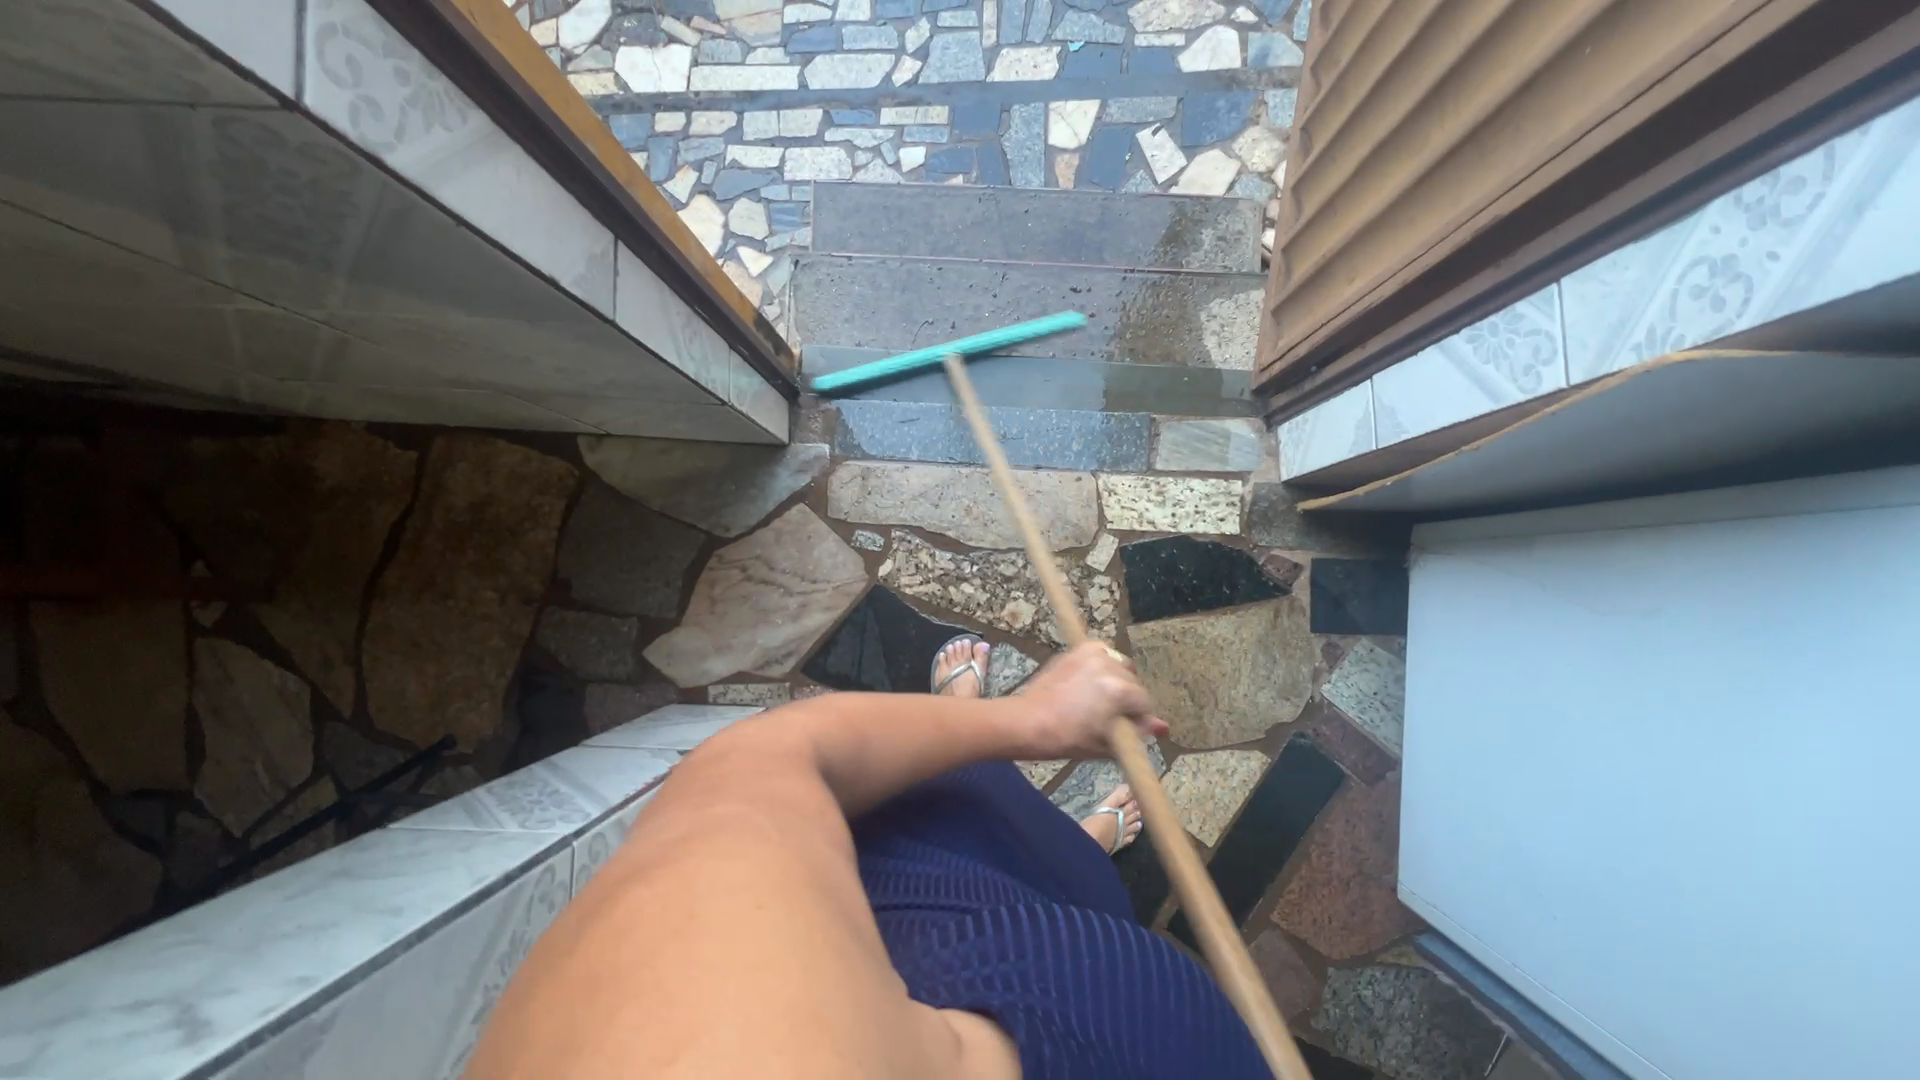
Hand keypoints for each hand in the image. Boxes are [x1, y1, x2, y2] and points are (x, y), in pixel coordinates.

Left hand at [1005, 642, 1168, 759]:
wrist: (1028, 721)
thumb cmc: (1066, 738)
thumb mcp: (1106, 743)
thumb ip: (1137, 732)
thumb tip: (1162, 727)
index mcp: (1119, 690)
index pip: (1145, 702)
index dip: (1138, 718)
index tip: (1124, 726)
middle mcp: (1109, 666)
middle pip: (1134, 683)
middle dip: (1127, 699)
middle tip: (1108, 715)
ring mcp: (1092, 654)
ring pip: (1120, 667)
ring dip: (1115, 681)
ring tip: (1097, 699)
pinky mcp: (1078, 649)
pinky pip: (1103, 653)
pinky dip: (1102, 664)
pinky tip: (1091, 681)